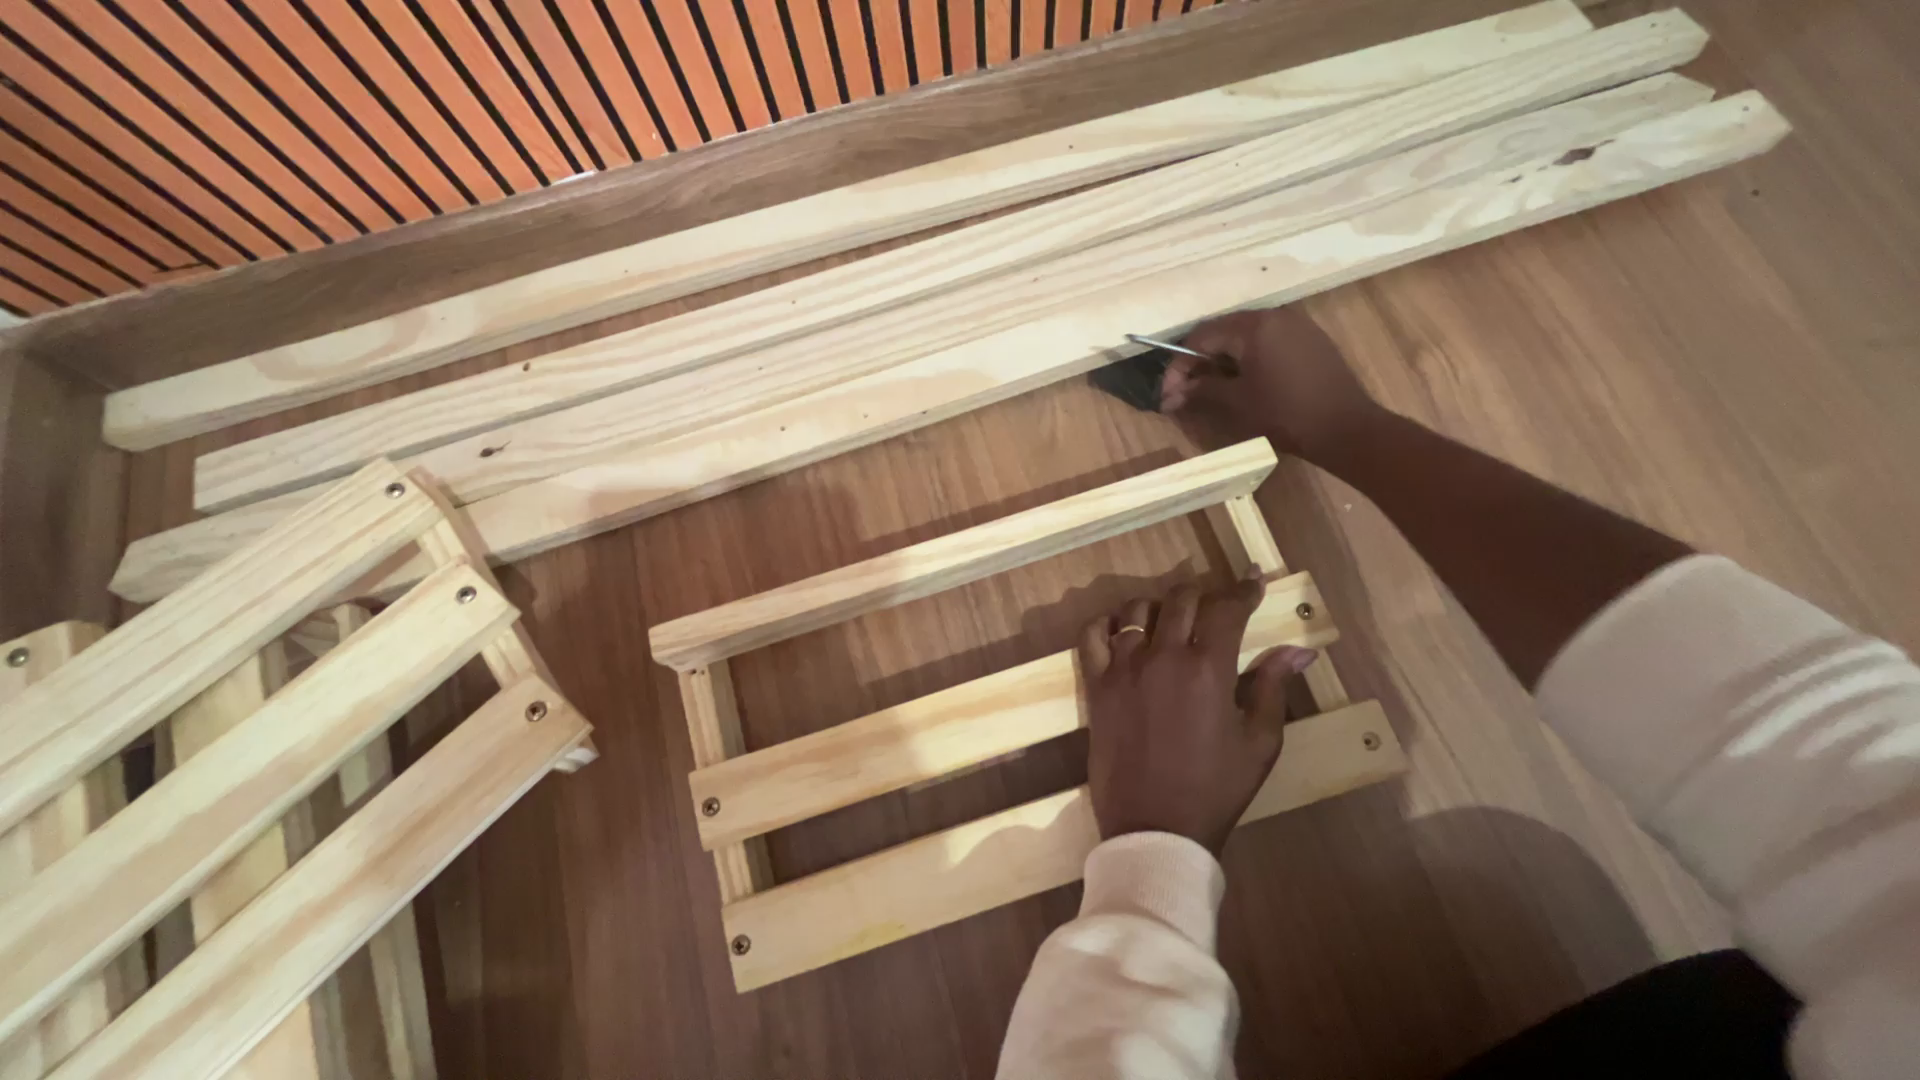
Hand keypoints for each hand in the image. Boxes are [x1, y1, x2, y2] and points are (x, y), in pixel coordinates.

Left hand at [1079, 579, 1319, 855]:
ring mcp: (1123, 668)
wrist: (1155, 828)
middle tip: (1215, 607)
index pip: (1227, 609)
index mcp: (1209, 668)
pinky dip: (1105, 623)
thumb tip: (1299, 650)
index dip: (1243, 589)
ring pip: (1136, 610)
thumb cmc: (1215, 790)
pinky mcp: (1096, 685)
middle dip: (1204, 595)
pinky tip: (1120, 629)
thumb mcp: (1259, 743)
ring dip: (1158, 606)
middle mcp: (1163, 656)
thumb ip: (1273, 688)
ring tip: (1170, 620)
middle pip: (1181, 600)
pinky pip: (1091, 636)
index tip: (1254, 580)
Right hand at [1160, 306, 1381, 459]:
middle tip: (1183, 393)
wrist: (1346, 428)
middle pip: (1222, 333)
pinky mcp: (1310, 341)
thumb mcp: (1236, 403)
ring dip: (1222, 362)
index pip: (1201, 337)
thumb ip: (1201, 391)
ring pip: (1245, 338)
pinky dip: (1247, 361)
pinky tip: (1242, 384)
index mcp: (1254, 326)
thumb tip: (1171, 396)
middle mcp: (1275, 316)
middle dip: (1199, 363)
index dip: (1178, 366)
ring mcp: (1297, 326)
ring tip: (1210, 391)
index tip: (1166, 395)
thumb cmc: (1285, 413)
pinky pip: (1267, 343)